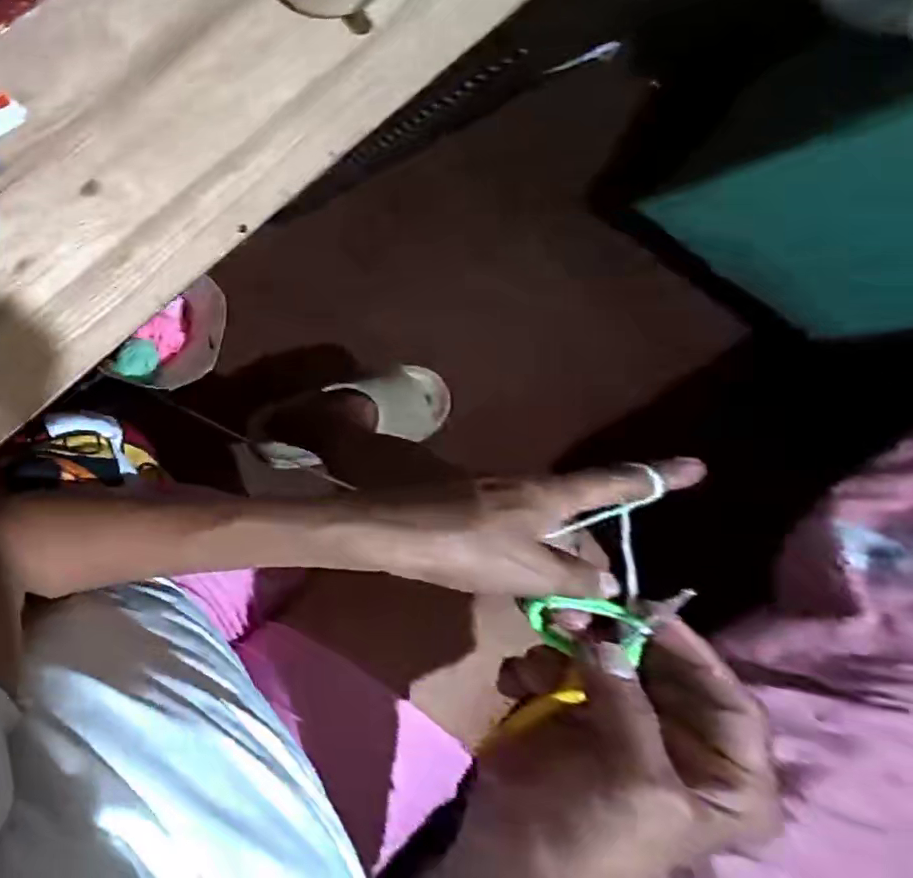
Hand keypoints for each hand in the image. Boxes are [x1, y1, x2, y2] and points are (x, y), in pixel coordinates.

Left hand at [342, 458, 705, 597]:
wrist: (379, 532)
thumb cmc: (460, 547)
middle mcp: (514, 487)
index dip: (653, 478)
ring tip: (550, 608)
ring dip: (548, 568)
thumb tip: (602, 580)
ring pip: (534, 531)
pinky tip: (505, 587)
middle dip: (585, 558)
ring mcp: (478, 495)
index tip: (695, 465)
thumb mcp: (532, 571)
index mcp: (542, 494)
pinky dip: (514, 563)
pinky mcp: (449, 509)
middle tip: (587, 600)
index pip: (609, 484)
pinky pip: (501, 536)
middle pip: (570, 517)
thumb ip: (575, 577)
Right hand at [438, 619, 779, 877]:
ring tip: (532, 659)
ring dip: (560, 650)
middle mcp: (672, 743)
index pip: (727, 701)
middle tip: (570, 612)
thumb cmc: (602, 832)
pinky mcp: (556, 714)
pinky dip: (528, 667)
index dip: (692, 653)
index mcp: (723, 775)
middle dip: (612, 641)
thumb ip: (626, 705)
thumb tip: (601, 637)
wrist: (519, 852)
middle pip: (654, 672)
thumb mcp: (636, 778)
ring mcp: (609, 725)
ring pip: (595, 663)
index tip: (643, 609)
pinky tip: (512, 682)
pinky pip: (549, 671)